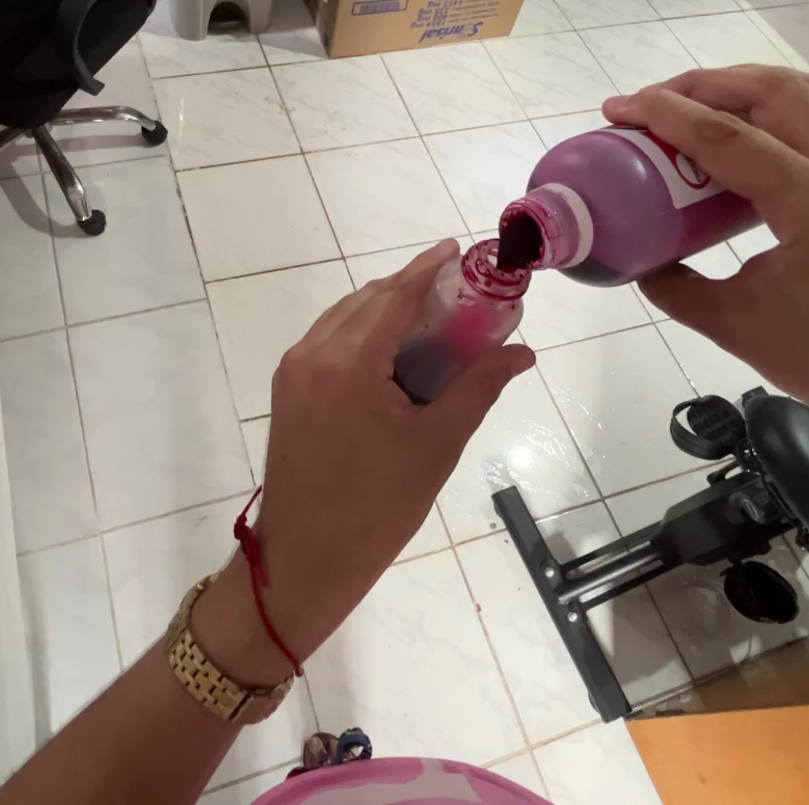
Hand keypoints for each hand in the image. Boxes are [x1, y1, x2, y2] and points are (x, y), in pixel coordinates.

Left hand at [193, 241, 533, 684]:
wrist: (304, 560)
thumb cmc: (378, 509)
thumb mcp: (436, 446)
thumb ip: (477, 387)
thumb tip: (522, 352)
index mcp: (347, 363)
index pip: (393, 295)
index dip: (427, 267)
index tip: (456, 248)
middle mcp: (312, 354)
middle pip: (367, 300)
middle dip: (410, 289)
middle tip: (458, 295)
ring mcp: (292, 371)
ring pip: (344, 317)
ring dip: (384, 309)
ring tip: (431, 321)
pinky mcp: (286, 389)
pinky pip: (328, 341)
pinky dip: (361, 332)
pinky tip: (393, 351)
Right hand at [603, 66, 808, 460]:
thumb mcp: (734, 326)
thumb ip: (675, 285)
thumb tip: (639, 257)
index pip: (728, 136)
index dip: (665, 114)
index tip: (619, 108)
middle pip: (775, 91)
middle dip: (705, 83)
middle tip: (654, 102)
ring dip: (749, 85)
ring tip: (700, 103)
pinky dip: (786, 106)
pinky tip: (755, 132)